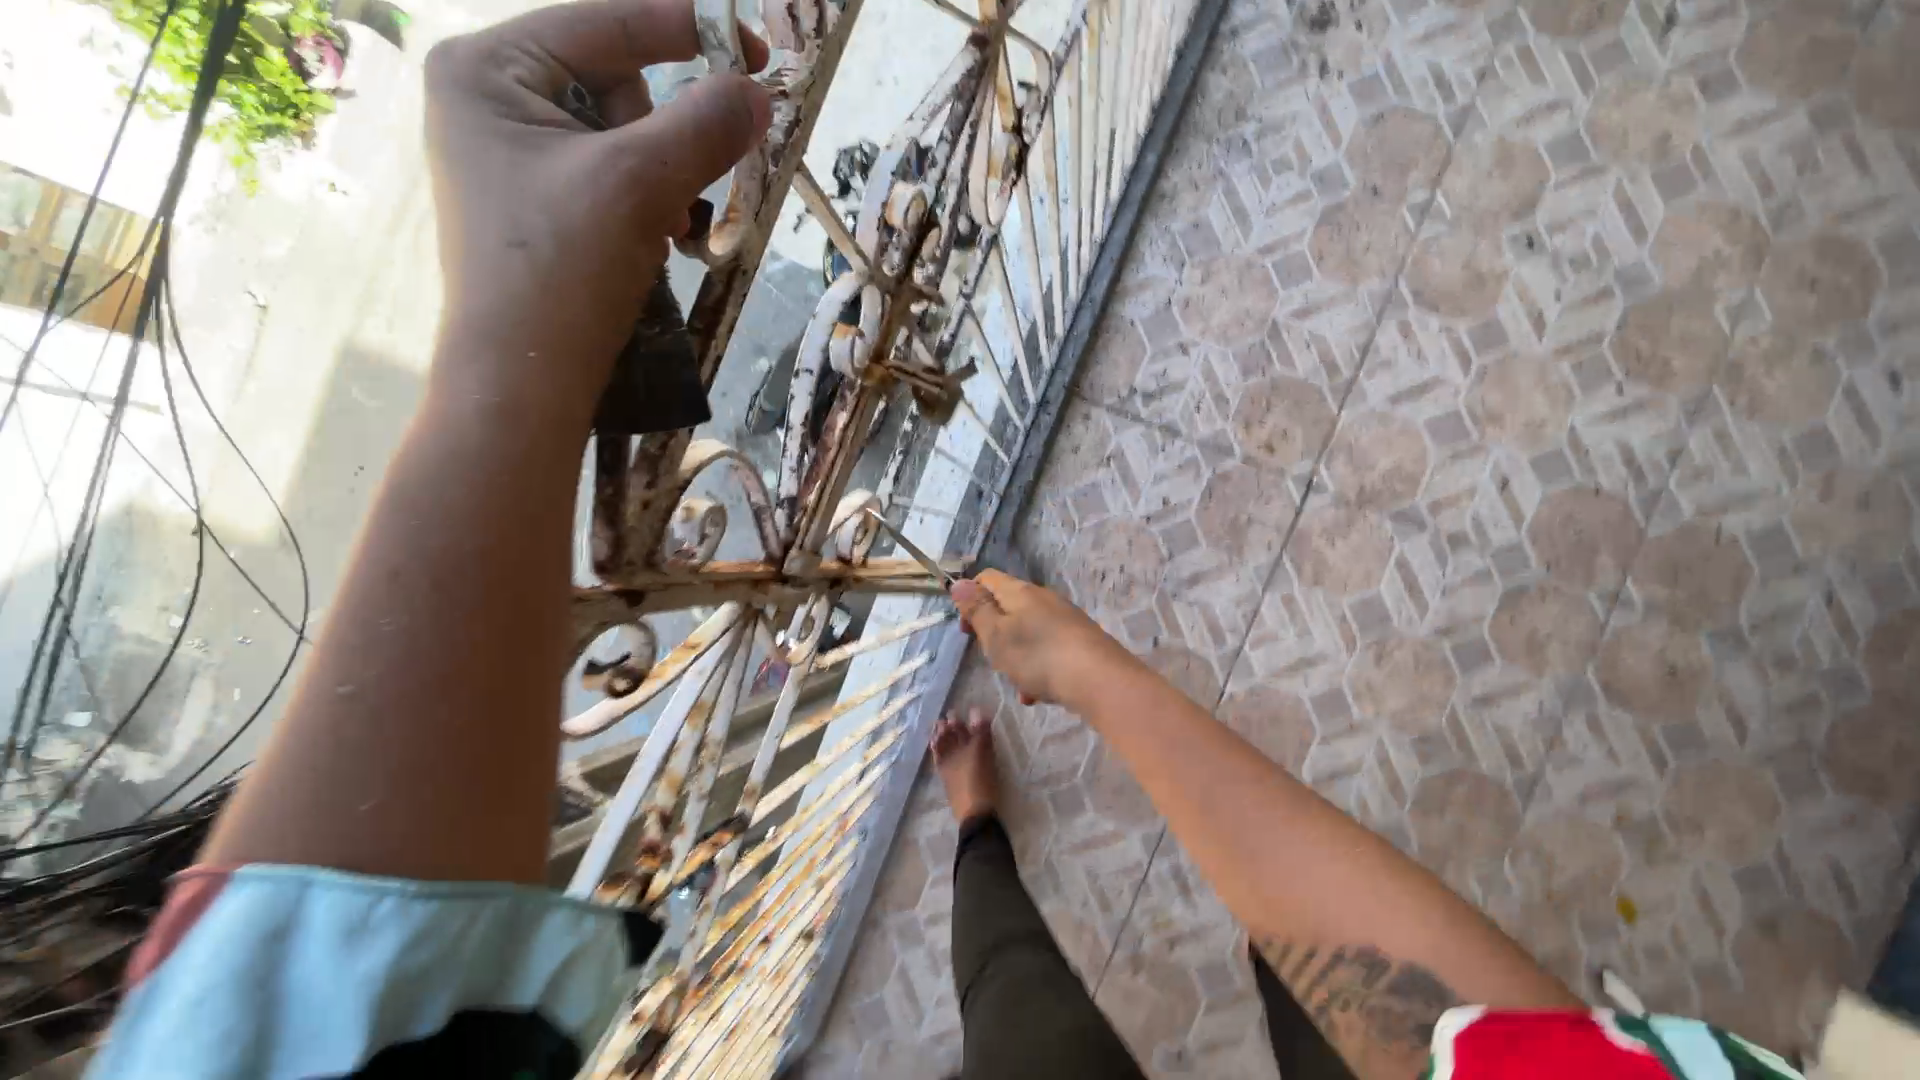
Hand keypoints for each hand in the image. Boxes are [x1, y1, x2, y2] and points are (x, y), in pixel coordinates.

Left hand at [423, 0, 770, 415]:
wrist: (525, 381)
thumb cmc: (563, 271)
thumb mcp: (639, 185)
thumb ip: (703, 126)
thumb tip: (758, 91)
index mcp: (487, 69)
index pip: (606, 23)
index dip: (688, 30)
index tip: (757, 54)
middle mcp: (491, 101)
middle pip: (617, 83)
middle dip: (660, 138)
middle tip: (670, 193)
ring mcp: (514, 158)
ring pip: (624, 138)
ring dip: (662, 179)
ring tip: (661, 230)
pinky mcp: (540, 206)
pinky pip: (615, 179)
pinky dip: (648, 205)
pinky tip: (652, 243)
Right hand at [951, 570, 1143, 708]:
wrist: (1098, 679)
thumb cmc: (1038, 655)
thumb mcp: (996, 635)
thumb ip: (977, 609)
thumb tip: (959, 582)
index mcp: (1020, 591)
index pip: (987, 578)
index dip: (970, 598)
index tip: (965, 629)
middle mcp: (1044, 599)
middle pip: (1008, 607)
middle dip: (994, 634)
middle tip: (990, 658)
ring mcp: (1064, 620)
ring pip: (1028, 633)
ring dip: (1016, 657)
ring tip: (1016, 683)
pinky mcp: (1079, 641)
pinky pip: (1047, 651)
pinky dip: (1037, 669)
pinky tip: (1036, 694)